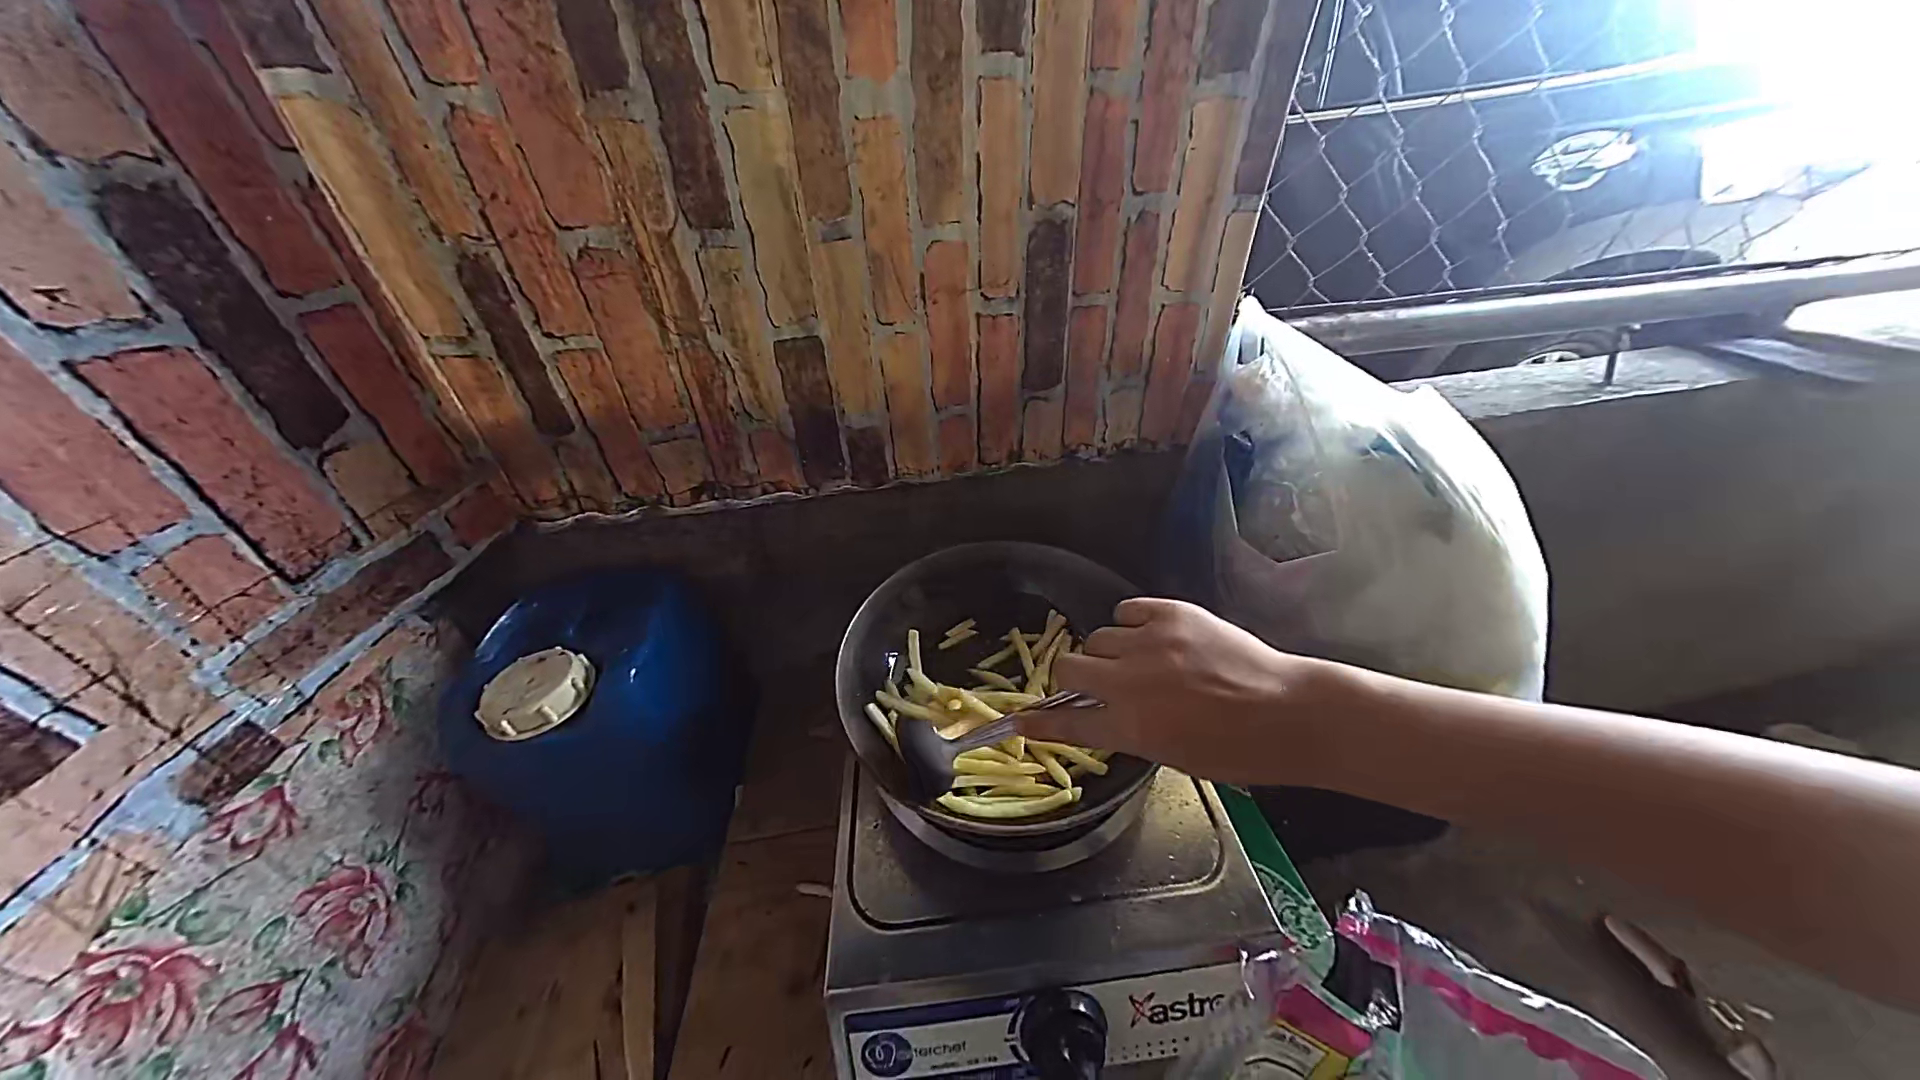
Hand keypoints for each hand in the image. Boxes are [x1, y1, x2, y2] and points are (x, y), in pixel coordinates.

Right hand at [1016, 597, 1350, 784]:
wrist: (1290, 712)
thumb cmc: (1237, 750)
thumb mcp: (1172, 755)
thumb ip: (1129, 731)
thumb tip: (1104, 712)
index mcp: (1131, 728)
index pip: (1068, 724)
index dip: (1039, 724)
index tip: (1018, 722)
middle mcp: (1130, 683)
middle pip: (1069, 668)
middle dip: (1075, 677)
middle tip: (1097, 681)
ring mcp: (1149, 643)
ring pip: (1098, 637)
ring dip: (1109, 650)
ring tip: (1139, 657)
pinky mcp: (1170, 614)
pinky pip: (1127, 611)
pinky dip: (1132, 623)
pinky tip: (1151, 634)